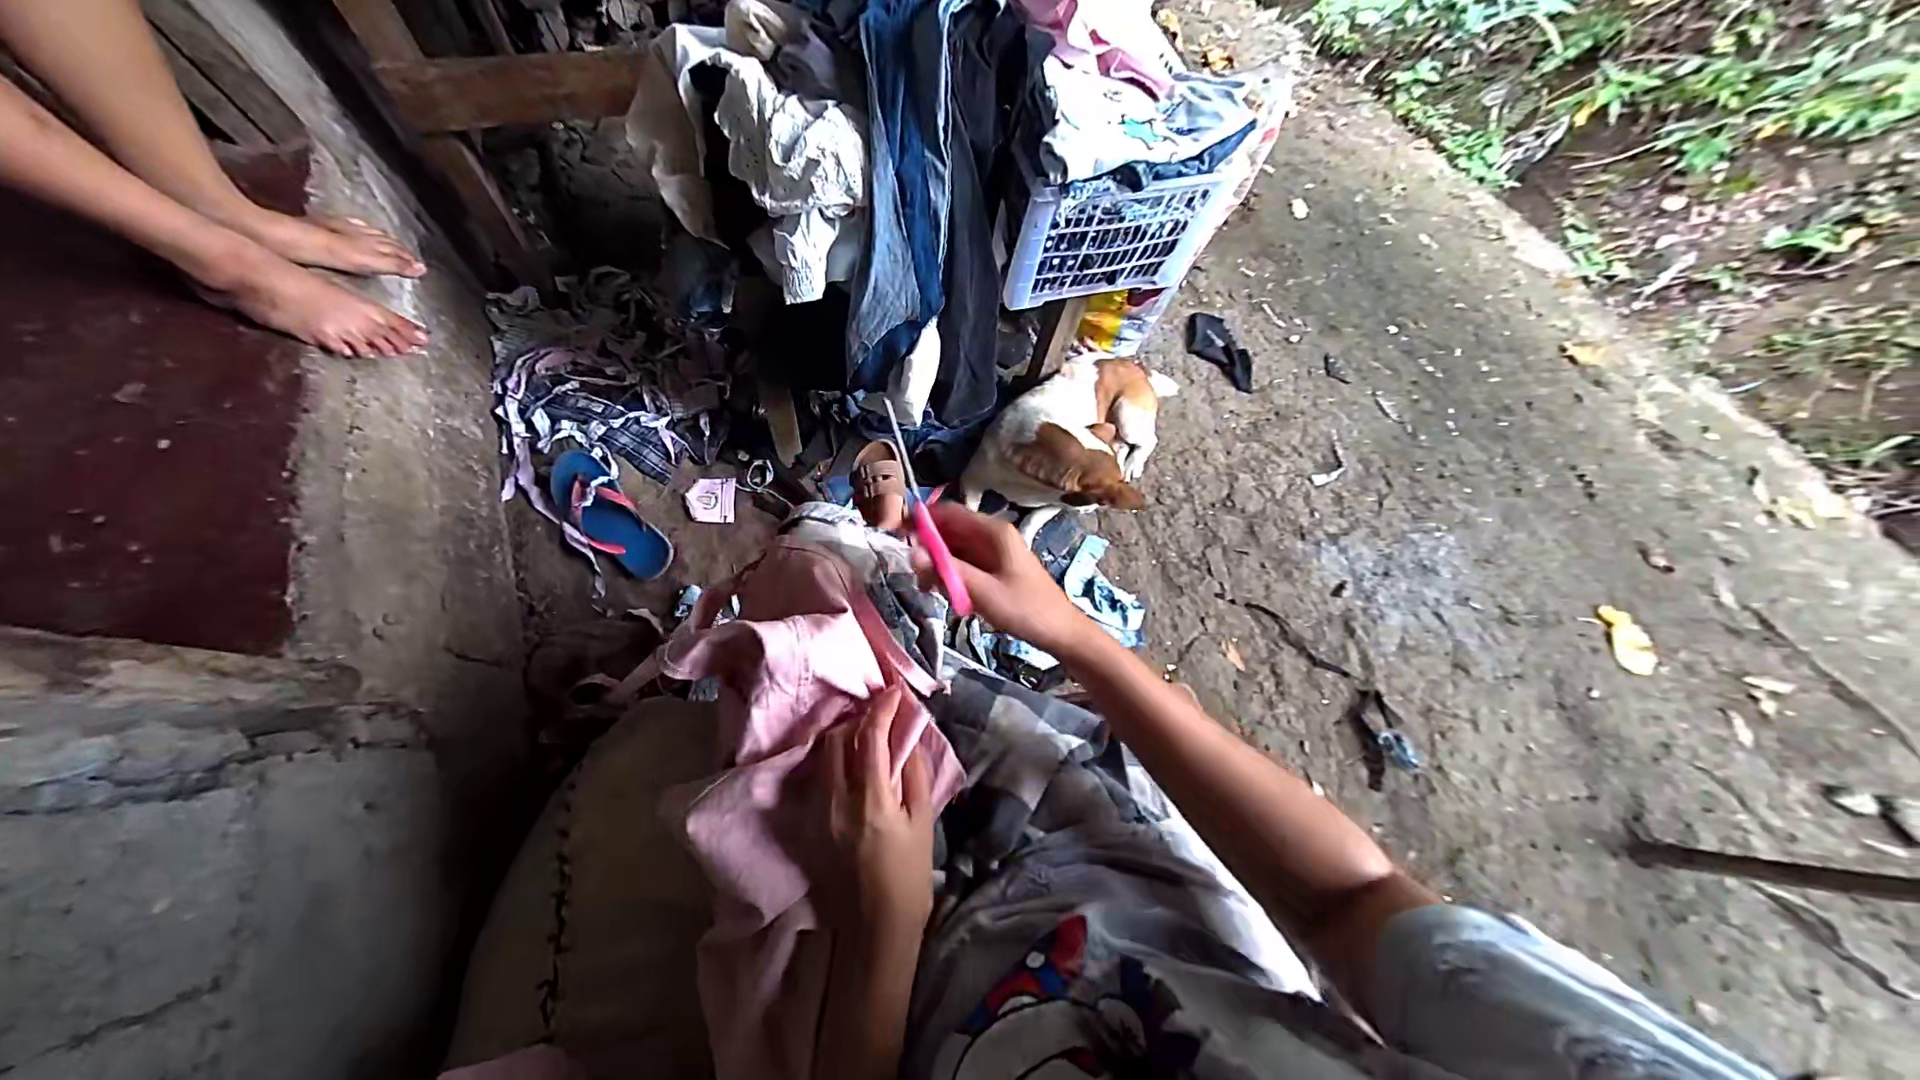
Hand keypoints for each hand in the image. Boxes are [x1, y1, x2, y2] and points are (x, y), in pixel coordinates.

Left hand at [813, 684, 935, 936]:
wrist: (876, 925)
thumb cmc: (909, 873)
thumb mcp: (923, 820)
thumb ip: (915, 772)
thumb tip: (909, 735)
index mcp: (870, 799)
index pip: (870, 736)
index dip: (883, 707)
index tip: (895, 692)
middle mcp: (836, 800)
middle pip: (838, 738)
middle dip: (859, 717)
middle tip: (881, 714)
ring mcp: (818, 812)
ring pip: (823, 755)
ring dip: (843, 735)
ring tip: (866, 734)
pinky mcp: (810, 824)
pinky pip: (817, 776)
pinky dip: (833, 759)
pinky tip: (850, 762)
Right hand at [912, 502, 1090, 657]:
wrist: (1059, 631)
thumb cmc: (1025, 609)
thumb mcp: (983, 592)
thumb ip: (947, 571)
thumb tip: (912, 553)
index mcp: (993, 531)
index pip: (949, 512)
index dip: (922, 521)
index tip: (899, 539)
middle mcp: (991, 535)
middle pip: (949, 531)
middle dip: (928, 550)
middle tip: (917, 575)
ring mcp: (992, 552)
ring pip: (953, 549)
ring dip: (938, 567)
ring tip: (932, 589)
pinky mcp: (993, 569)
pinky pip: (963, 564)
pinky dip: (951, 576)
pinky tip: (948, 595)